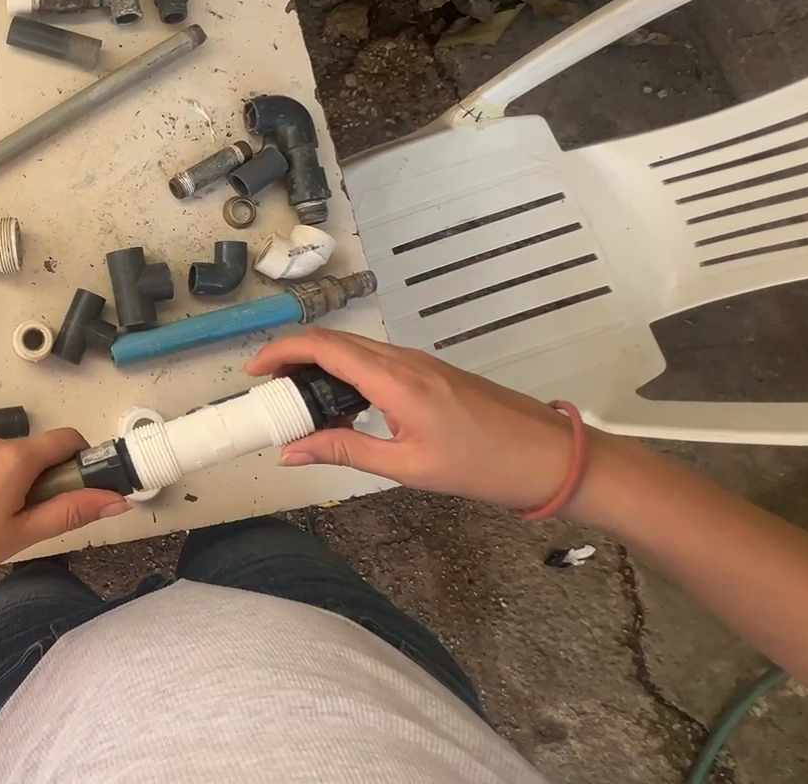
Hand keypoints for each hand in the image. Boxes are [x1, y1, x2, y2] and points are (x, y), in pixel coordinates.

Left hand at [0, 430, 129, 607]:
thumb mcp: (21, 535)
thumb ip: (70, 512)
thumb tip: (119, 498)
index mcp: (15, 457)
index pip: (66, 438)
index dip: (82, 460)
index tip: (81, 489)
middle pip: (32, 452)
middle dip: (41, 479)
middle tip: (27, 523)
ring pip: (0, 459)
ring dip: (8, 482)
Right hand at [246, 327, 578, 510]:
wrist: (554, 456)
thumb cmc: (483, 465)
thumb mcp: (407, 467)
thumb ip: (344, 451)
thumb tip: (290, 452)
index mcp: (392, 379)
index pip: (320, 346)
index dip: (279, 352)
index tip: (252, 372)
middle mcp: (399, 359)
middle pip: (329, 340)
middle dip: (290, 358)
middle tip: (270, 392)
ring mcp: (414, 361)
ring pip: (350, 348)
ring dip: (316, 365)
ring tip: (300, 403)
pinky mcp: (425, 370)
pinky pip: (370, 359)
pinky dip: (343, 373)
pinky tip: (342, 406)